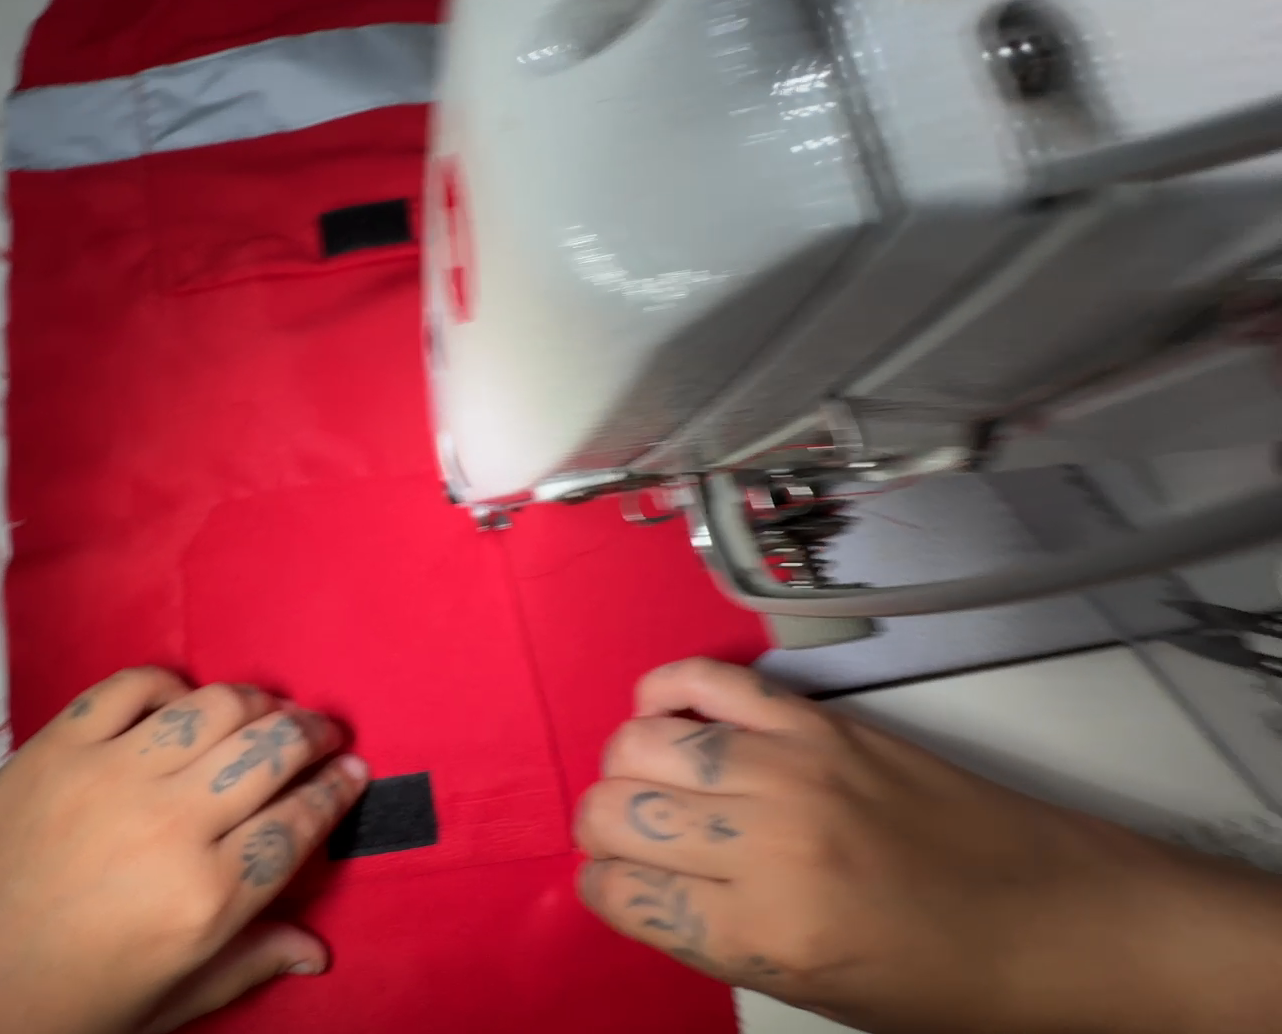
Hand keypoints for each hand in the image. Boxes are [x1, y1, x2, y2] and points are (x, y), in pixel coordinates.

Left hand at [0, 667, 368, 1033]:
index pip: (300, 826)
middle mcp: (168, 825)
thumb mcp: (158, 1012)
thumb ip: (245, 965)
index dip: (339, 792)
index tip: (357, 770)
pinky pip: (133, 686)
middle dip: (314, 734)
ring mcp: (110, 773)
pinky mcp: (58, 742)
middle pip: (272, 752)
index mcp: (201, 902)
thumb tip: (319, 949)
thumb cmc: (45, 1017)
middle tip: (326, 732)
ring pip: (216, 707)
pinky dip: (169, 684)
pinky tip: (182, 702)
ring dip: (258, 701)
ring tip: (271, 709)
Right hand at [573, 659, 1281, 1033]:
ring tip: (642, 779)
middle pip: (612, 811)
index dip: (602, 889)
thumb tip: (629, 880)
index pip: (620, 893)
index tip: (617, 885)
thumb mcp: (817, 994)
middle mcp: (765, 843)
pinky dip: (661, 691)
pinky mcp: (813, 717)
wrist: (1075, 923)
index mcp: (768, 935)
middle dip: (597, 828)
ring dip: (619, 765)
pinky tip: (664, 716)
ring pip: (639, 742)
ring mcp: (789, 765)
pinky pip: (700, 678)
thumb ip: (708, 933)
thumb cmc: (945, 986)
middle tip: (621, 836)